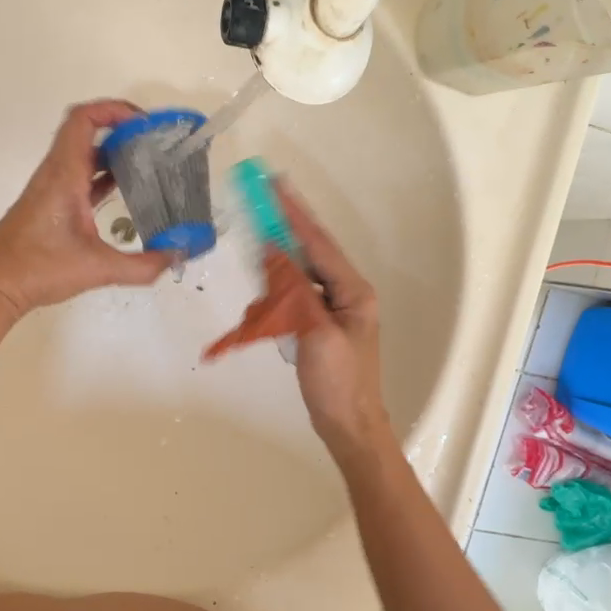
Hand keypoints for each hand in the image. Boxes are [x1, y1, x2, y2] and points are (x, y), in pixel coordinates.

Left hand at [0, 100, 175, 318]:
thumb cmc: (41, 270)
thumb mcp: (99, 269)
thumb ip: (142, 266)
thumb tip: (175, 258)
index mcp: (64, 176)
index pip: (83, 120)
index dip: (113, 109)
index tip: (142, 122)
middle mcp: (54, 174)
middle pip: (85, 133)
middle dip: (120, 130)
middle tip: (152, 143)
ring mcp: (48, 189)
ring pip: (80, 155)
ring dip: (110, 153)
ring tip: (144, 163)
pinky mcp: (47, 205)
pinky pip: (76, 176)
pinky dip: (99, 174)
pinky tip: (120, 191)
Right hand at [280, 182, 391, 463]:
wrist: (348, 425)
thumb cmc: (338, 382)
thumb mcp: (316, 333)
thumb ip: (296, 291)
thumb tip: (275, 253)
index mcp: (353, 291)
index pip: (318, 244)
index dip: (294, 214)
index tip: (274, 185)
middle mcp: (346, 294)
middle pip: (310, 254)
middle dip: (282, 234)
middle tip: (257, 208)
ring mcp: (333, 311)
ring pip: (298, 278)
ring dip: (276, 275)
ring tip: (258, 272)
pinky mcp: (319, 327)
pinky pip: (293, 302)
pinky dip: (275, 302)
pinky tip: (262, 311)